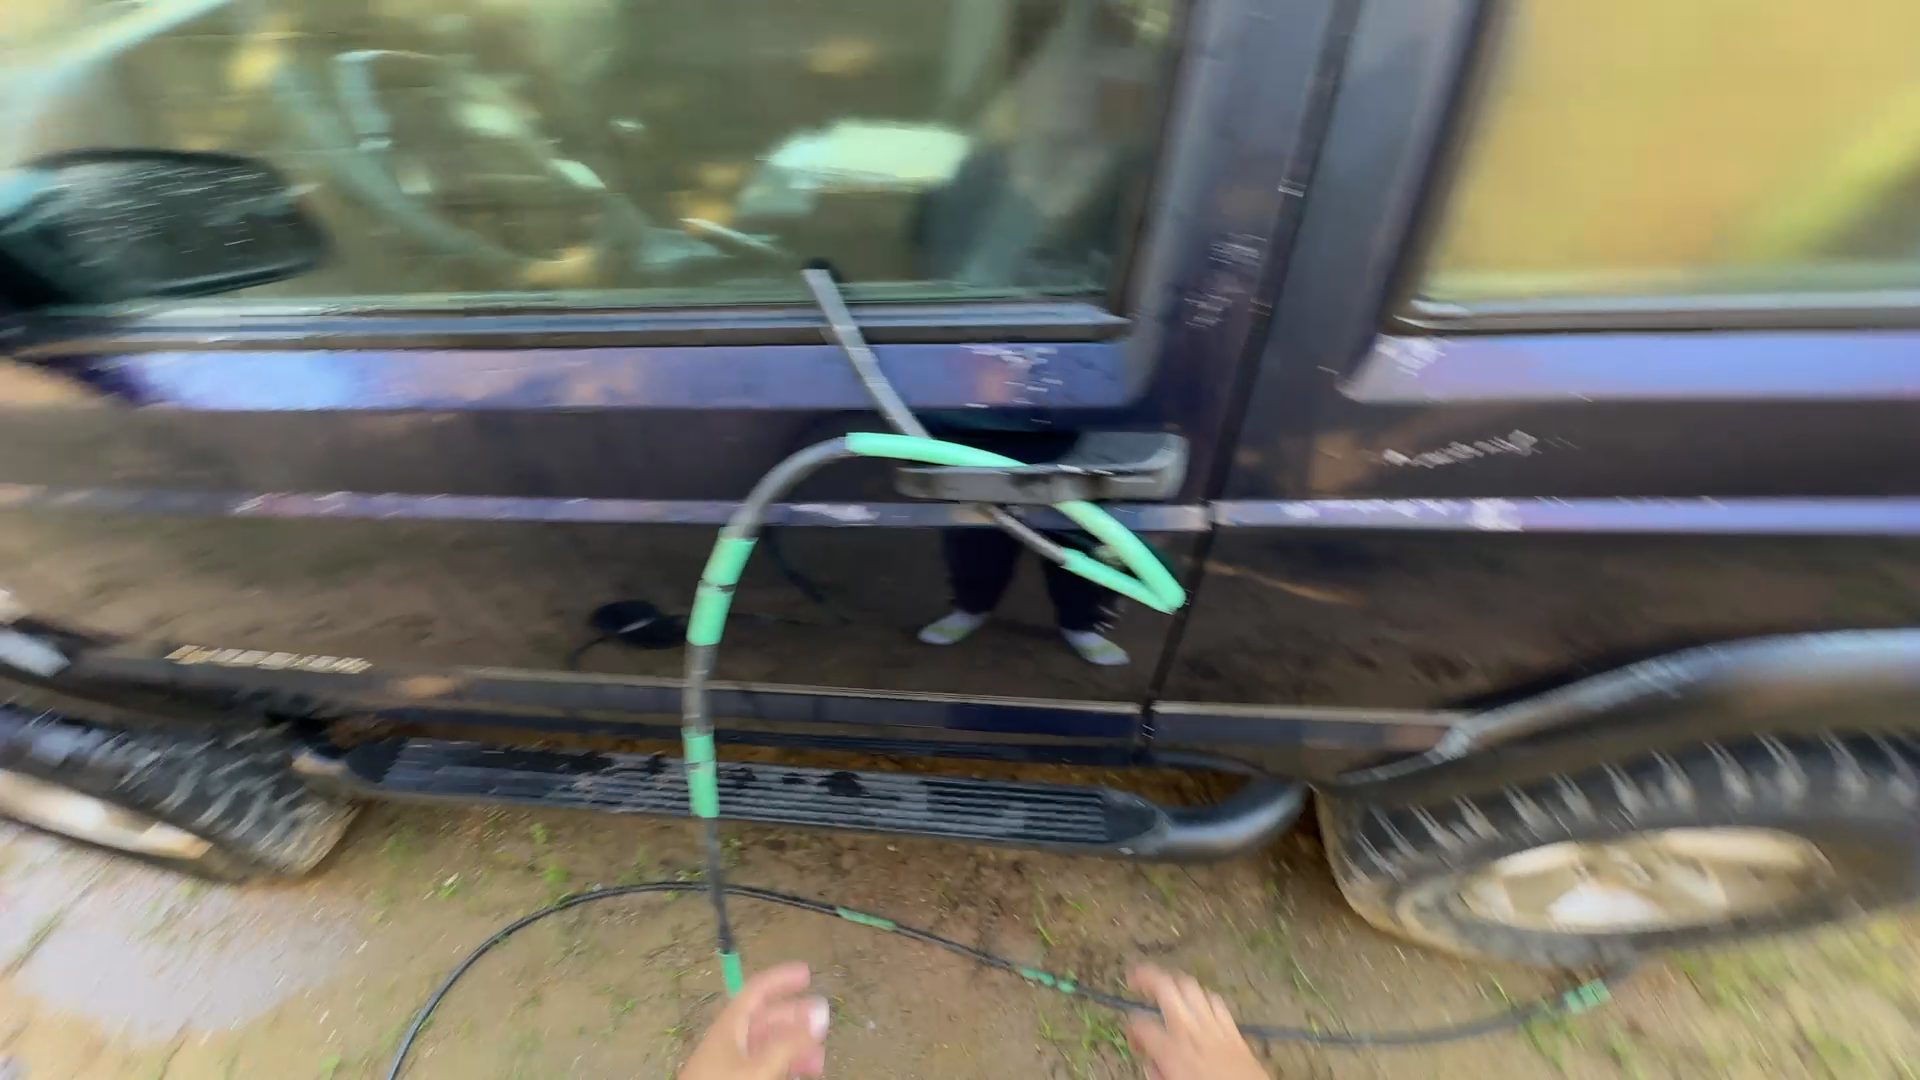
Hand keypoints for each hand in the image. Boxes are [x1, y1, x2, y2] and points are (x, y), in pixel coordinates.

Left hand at [677, 962, 829, 1079]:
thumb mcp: (758, 1065)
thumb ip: (789, 1041)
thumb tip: (820, 1013)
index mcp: (731, 1022)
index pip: (758, 988)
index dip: (782, 978)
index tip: (807, 974)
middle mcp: (730, 1037)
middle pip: (767, 1017)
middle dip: (796, 1018)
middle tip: (821, 1021)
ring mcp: (730, 1061)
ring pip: (768, 1044)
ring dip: (794, 1046)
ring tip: (817, 1058)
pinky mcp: (733, 1077)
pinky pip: (763, 1063)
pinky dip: (783, 1063)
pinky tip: (798, 1072)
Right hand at [1125, 966, 1267, 1079]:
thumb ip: (1159, 1073)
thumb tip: (1152, 1063)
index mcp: (1172, 1051)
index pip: (1142, 1025)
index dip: (1131, 1027)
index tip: (1132, 1036)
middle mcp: (1190, 1030)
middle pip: (1164, 986)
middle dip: (1145, 975)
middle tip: (1134, 977)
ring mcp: (1213, 1025)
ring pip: (1189, 985)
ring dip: (1174, 981)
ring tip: (1165, 986)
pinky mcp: (1233, 1029)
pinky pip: (1215, 1000)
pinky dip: (1202, 996)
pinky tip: (1198, 1003)